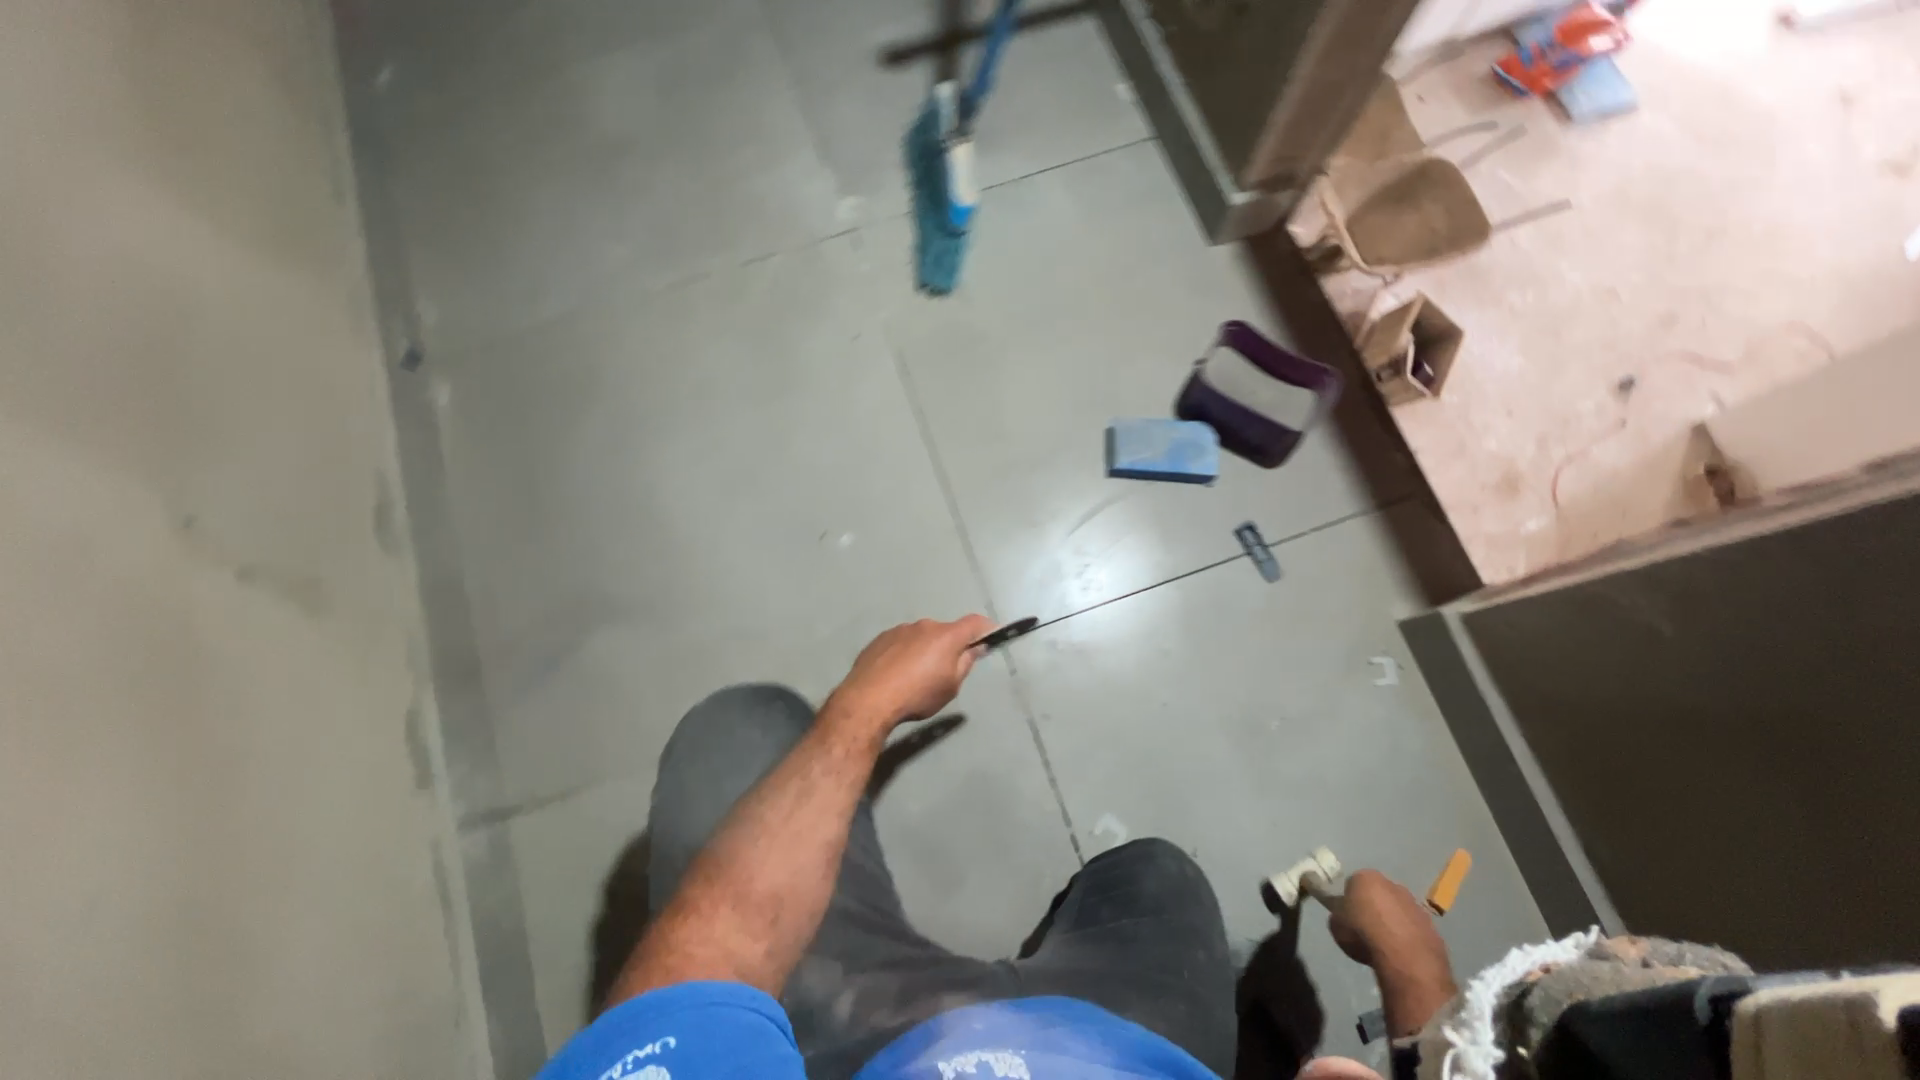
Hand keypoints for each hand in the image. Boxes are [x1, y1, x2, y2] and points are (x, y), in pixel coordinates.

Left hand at [826, 615, 995, 732]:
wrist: (869, 699)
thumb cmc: (917, 695)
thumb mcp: (950, 687)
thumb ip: (965, 664)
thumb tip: (974, 648)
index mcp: (946, 636)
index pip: (974, 622)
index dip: (986, 628)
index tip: (991, 635)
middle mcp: (924, 626)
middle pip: (945, 631)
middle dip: (949, 646)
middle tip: (944, 670)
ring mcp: (899, 630)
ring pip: (921, 637)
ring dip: (924, 649)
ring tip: (914, 676)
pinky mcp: (880, 639)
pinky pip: (900, 643)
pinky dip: (904, 653)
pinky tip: (896, 674)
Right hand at [1329, 870, 1449, 979]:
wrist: (1406, 959)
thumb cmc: (1363, 935)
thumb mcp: (1335, 925)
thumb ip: (1339, 916)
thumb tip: (1345, 917)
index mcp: (1366, 878)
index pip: (1353, 884)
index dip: (1349, 901)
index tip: (1348, 917)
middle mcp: (1393, 885)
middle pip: (1379, 894)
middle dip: (1374, 908)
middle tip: (1366, 929)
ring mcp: (1416, 905)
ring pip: (1399, 910)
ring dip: (1393, 922)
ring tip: (1385, 945)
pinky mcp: (1432, 926)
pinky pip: (1414, 928)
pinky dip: (1408, 937)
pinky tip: (1402, 953)